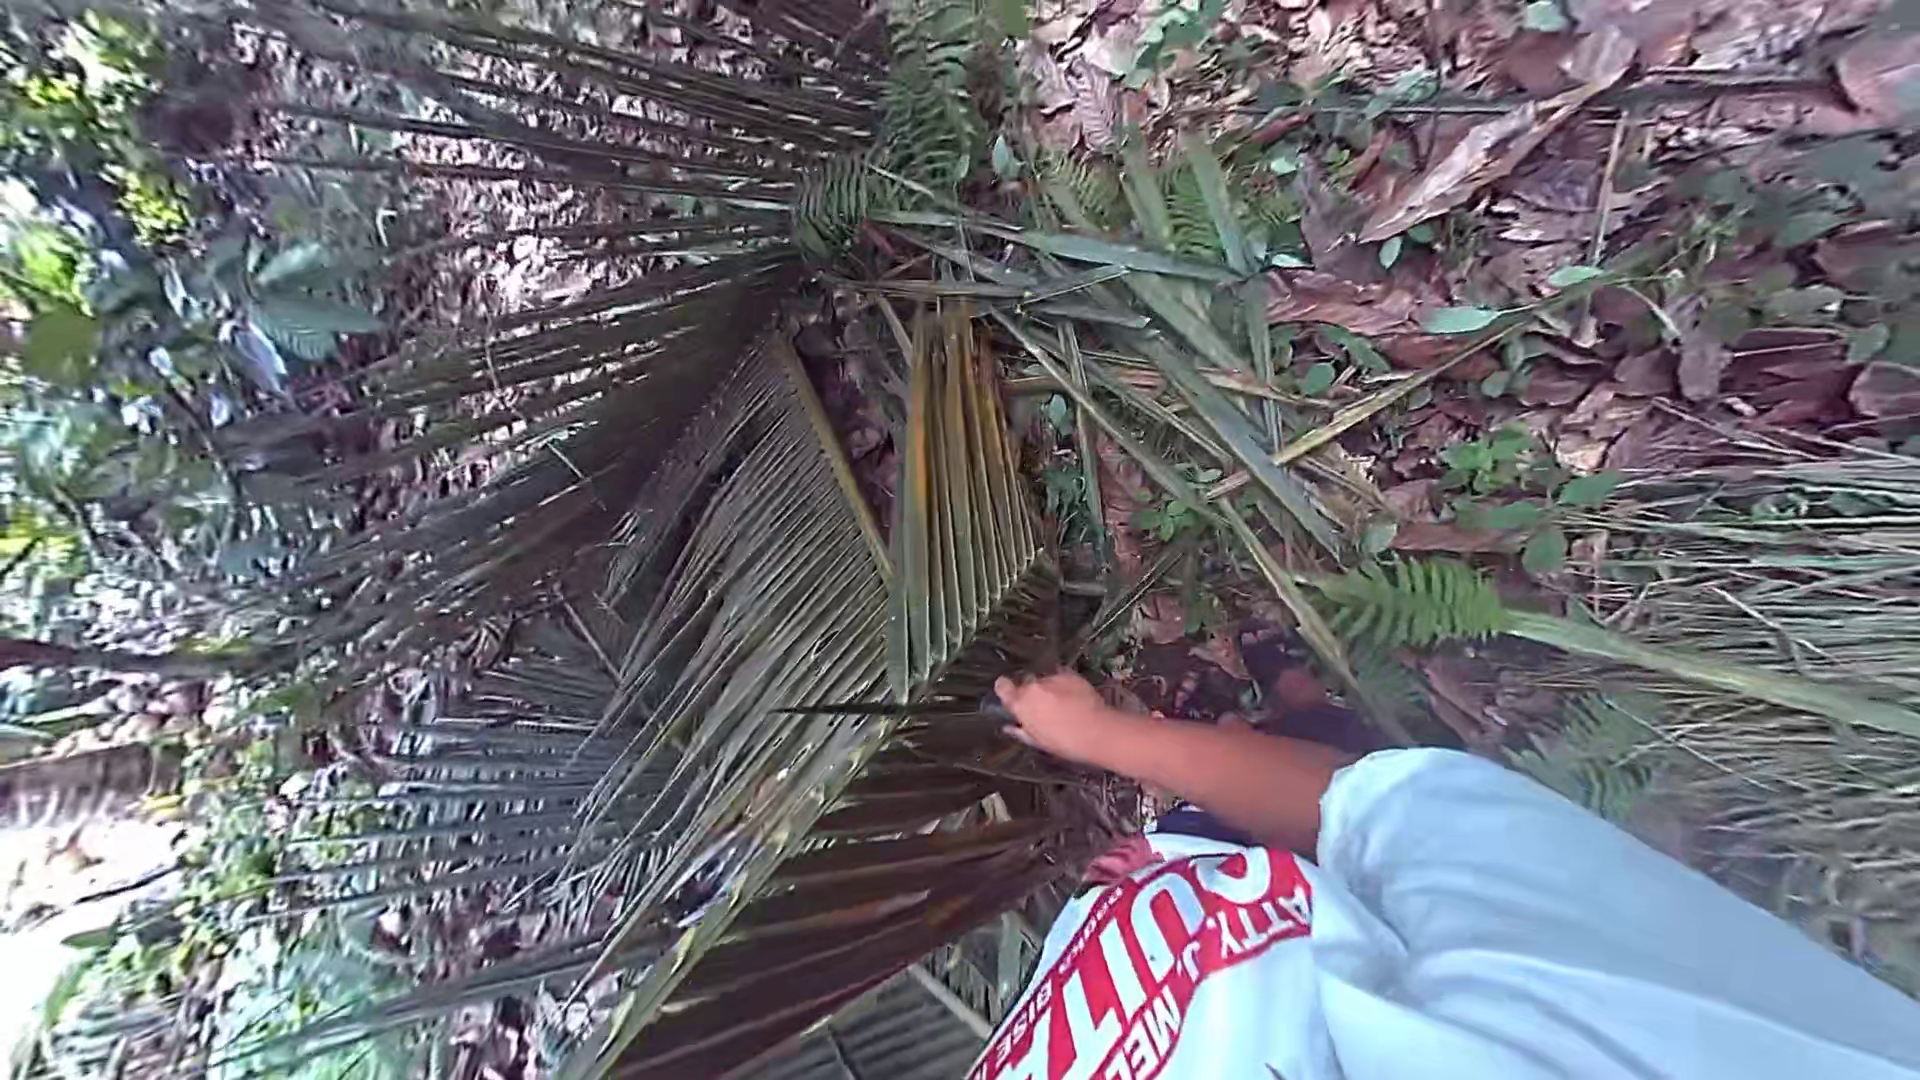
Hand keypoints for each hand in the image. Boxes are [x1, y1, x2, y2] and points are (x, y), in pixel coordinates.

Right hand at [995, 670, 1127, 766]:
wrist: (1097, 731)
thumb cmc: (1064, 743)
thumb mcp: (1039, 742)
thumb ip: (1021, 731)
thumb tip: (1010, 726)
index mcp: (1021, 703)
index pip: (1002, 686)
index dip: (1005, 690)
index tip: (1012, 698)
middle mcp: (1033, 685)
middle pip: (1026, 685)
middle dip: (1032, 694)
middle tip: (1044, 709)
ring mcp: (1052, 678)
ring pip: (1044, 681)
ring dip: (1049, 689)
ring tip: (1063, 704)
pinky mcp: (1070, 674)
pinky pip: (1061, 678)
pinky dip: (1064, 686)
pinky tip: (1075, 698)